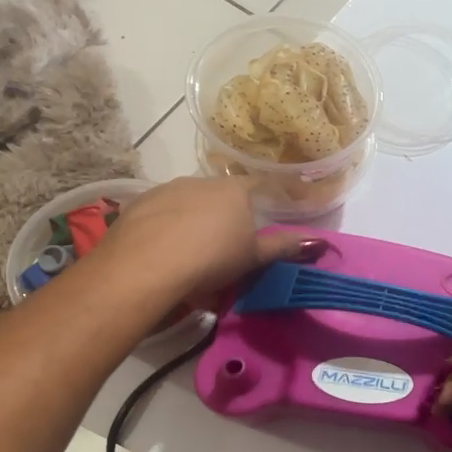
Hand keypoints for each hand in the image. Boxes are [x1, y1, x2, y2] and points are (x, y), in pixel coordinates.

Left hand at [91, 177, 322, 298]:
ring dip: (197, 219)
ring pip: (189, 202)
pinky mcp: (134, 207)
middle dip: (230, 212)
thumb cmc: (211, 258)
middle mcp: (199, 182)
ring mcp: (163, 192)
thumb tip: (317, 241)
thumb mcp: (254, 257)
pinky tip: (167, 250)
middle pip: (222, 194)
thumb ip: (283, 246)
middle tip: (234, 238)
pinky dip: (169, 227)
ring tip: (198, 248)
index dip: (279, 191)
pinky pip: (161, 214)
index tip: (291, 198)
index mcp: (234, 190)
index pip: (263, 184)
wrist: (142, 268)